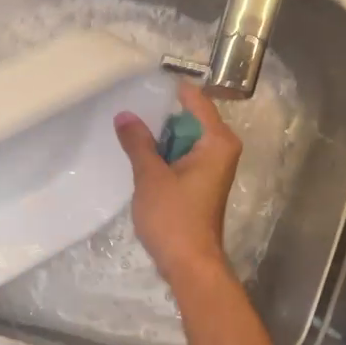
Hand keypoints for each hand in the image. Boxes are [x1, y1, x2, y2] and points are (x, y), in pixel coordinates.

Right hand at [114, 82, 243, 283]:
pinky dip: (162, 157)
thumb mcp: (150, 176)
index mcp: (217, 141)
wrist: (189, 262)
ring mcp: (211, 168)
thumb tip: (125, 115)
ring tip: (126, 132)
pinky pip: (180, 158)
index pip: (196, 101)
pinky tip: (138, 159)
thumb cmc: (173, 218)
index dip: (170, 91)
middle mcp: (220, 149)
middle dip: (159, 117)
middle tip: (126, 109)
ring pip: (182, 141)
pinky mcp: (199, 184)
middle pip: (188, 119)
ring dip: (158, 139)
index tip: (141, 82)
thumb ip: (138, 143)